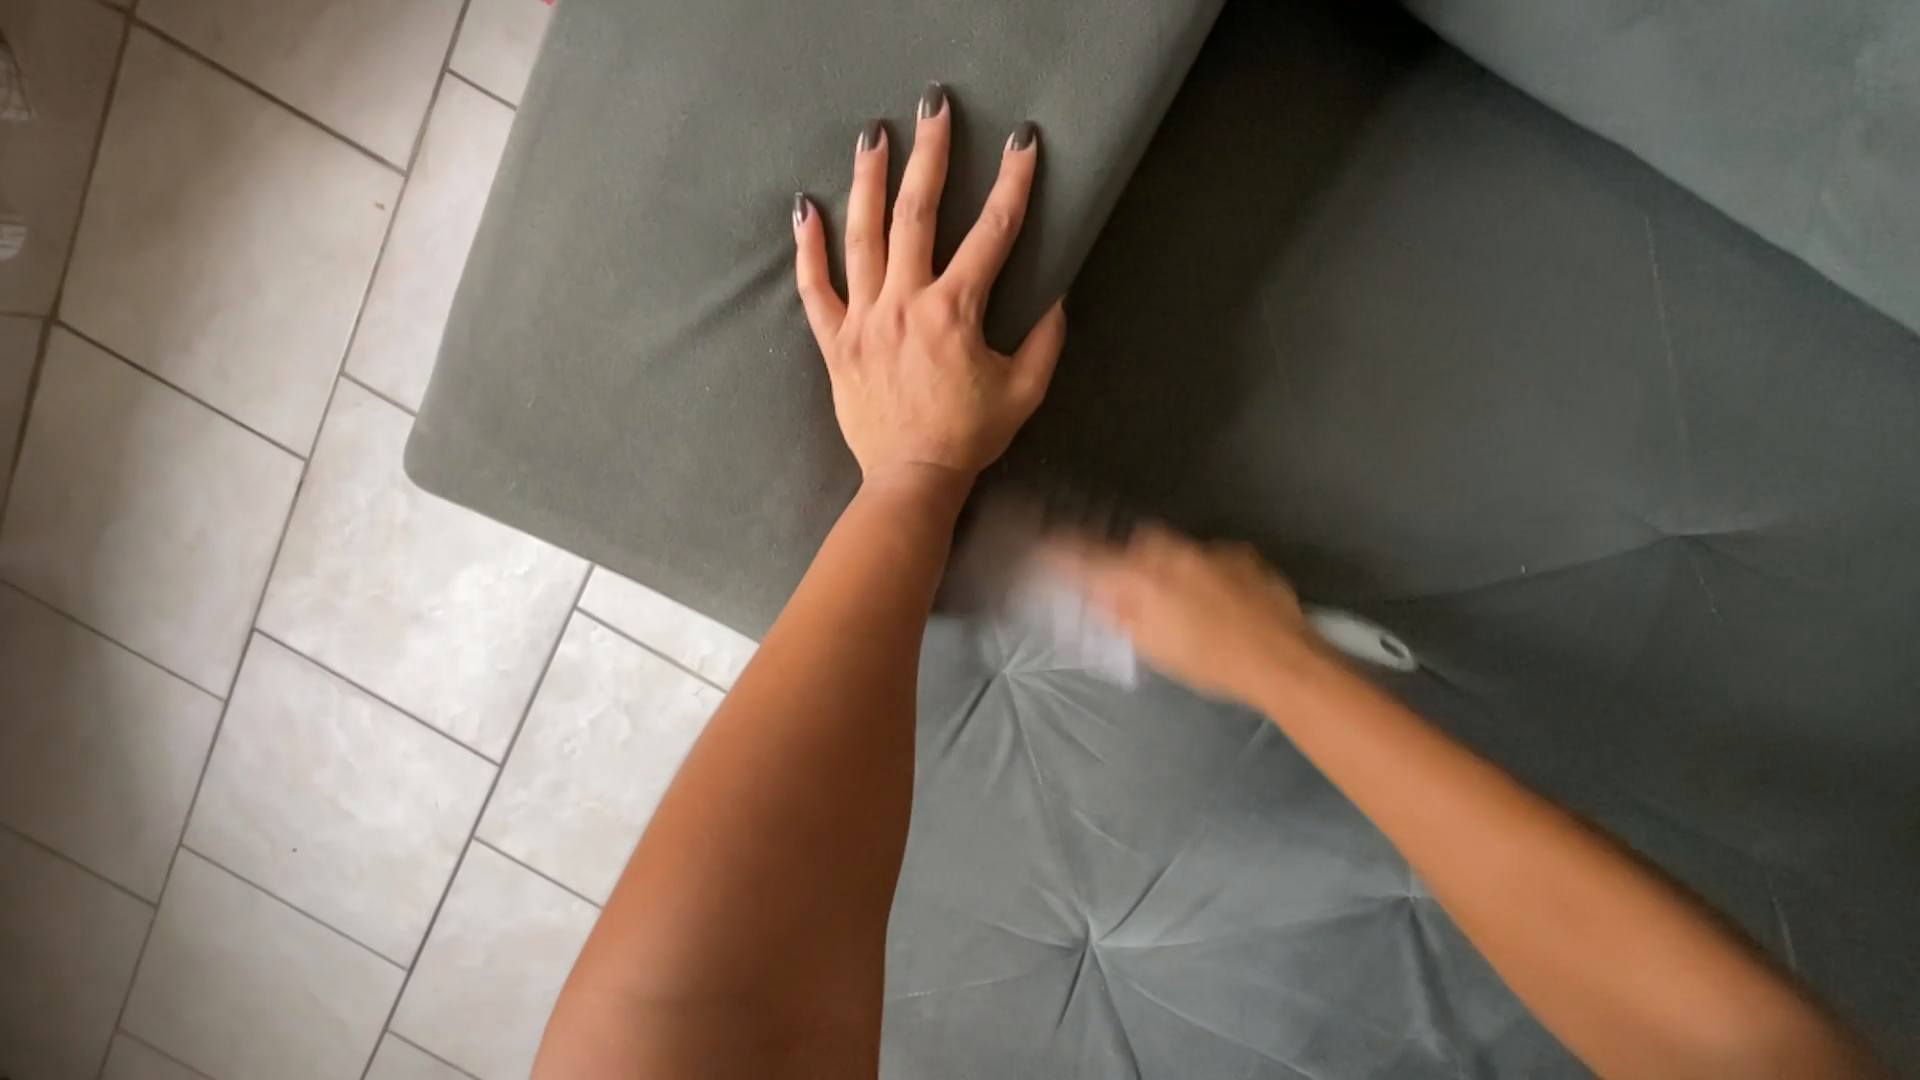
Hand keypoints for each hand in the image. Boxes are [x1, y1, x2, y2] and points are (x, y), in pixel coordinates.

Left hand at [792, 84, 1066, 487]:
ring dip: (868, 183)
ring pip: (862, 238)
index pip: (992, 234)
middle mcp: (906, 304)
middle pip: (917, 215)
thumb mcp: (1024, 391)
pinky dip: (808, 250)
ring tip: (871, 138)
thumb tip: (1054, 300)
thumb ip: (1044, 341)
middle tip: (933, 108)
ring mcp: (865, 320)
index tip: (1021, 144)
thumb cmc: (970, 437)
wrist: (912, 477)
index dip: (1012, 185)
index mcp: (955, 313)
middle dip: (929, 156)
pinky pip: (815, 289)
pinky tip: (805, 210)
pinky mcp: (836, 343)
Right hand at [1049, 526, 1323, 704]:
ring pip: (1176, 550)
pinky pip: (1210, 557)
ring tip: (1187, 604)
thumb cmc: (1209, 661)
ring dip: (1171, 568)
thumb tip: (1099, 598)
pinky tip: (1219, 602)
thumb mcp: (1154, 647)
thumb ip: (1121, 616)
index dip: (1065, 549)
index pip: (1091, 556)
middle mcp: (1173, 553)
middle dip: (1132, 562)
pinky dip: (1205, 572)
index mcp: (1144, 577)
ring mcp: (1212, 550)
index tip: (1047, 543)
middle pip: (1138, 545)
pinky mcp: (1243, 554)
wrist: (1282, 660)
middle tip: (1138, 594)